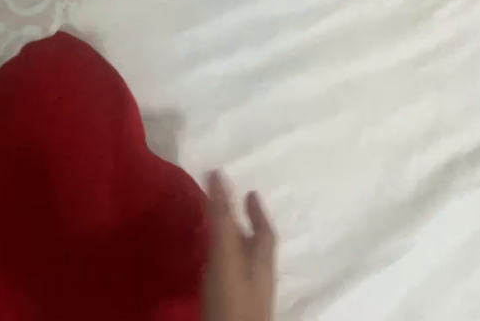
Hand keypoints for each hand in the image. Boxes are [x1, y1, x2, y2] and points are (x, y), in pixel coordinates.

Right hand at [203, 172, 275, 320]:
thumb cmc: (232, 299)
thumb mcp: (225, 253)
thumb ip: (222, 217)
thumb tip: (218, 173)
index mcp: (262, 259)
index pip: (265, 230)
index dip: (257, 210)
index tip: (250, 190)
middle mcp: (260, 275)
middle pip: (259, 246)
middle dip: (248, 224)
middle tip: (236, 206)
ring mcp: (251, 294)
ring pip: (248, 261)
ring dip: (238, 242)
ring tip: (221, 231)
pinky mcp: (237, 307)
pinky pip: (236, 275)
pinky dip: (228, 261)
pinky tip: (215, 265)